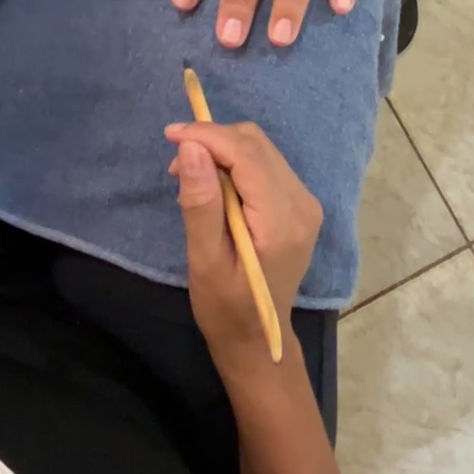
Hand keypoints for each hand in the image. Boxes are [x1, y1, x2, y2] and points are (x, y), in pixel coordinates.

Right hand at [165, 120, 323, 370]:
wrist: (258, 338)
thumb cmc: (225, 308)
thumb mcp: (204, 260)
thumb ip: (200, 203)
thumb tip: (191, 148)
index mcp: (282, 219)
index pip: (247, 154)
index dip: (208, 136)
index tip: (169, 135)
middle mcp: (302, 202)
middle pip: (255, 144)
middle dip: (212, 141)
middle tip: (175, 166)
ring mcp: (304, 201)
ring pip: (259, 148)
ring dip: (221, 149)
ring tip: (189, 178)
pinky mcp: (298, 203)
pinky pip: (263, 163)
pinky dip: (234, 162)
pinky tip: (213, 185)